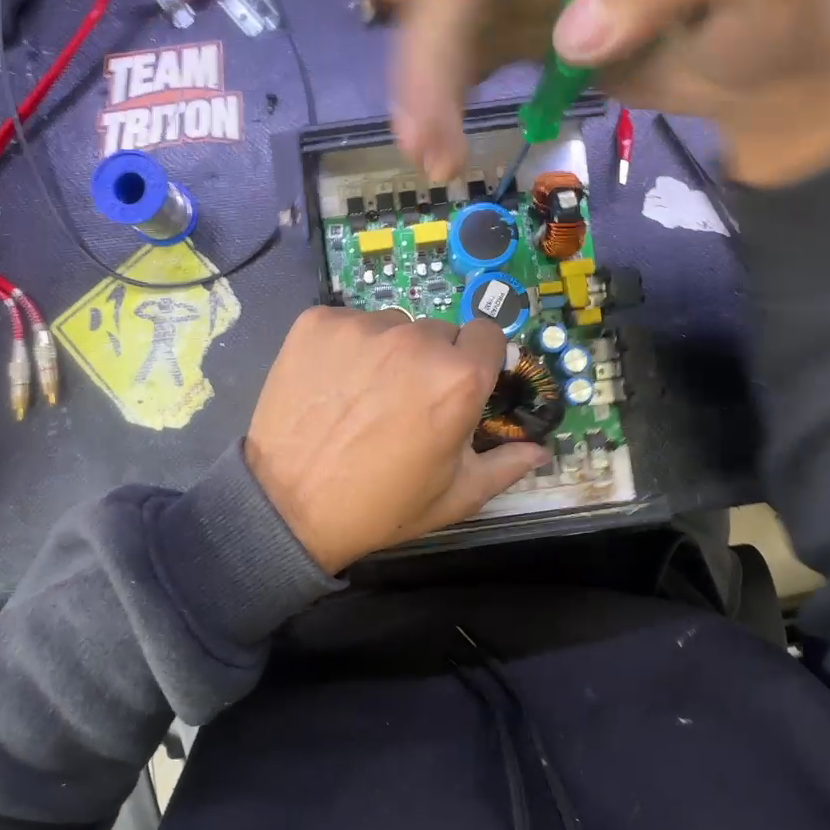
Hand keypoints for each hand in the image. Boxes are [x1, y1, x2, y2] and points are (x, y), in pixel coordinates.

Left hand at [245, 308, 547, 573]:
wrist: (287, 508)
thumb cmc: (381, 506)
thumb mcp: (454, 497)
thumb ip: (505, 466)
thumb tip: (542, 451)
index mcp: (459, 379)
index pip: (488, 335)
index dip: (477, 361)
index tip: (458, 386)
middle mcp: (415, 340)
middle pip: (439, 331)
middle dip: (431, 360)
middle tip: (405, 403)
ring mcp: (362, 326)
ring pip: (393, 324)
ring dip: (388, 351)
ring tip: (363, 396)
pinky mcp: (317, 321)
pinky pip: (348, 322)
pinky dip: (345, 346)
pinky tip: (332, 384)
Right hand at [359, 0, 829, 186]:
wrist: (777, 77)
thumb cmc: (783, 0)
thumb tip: (573, 35)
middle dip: (423, 47)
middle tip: (419, 131)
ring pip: (448, 25)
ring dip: (426, 90)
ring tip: (432, 157)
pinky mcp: (532, 41)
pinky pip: (467, 63)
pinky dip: (446, 102)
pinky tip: (443, 151)